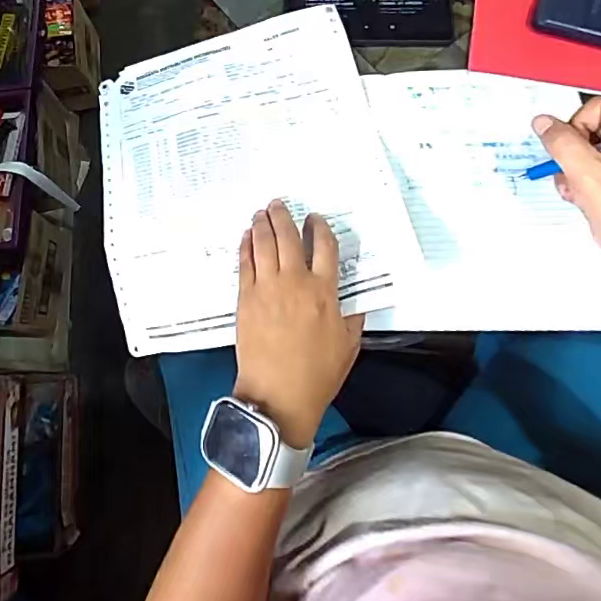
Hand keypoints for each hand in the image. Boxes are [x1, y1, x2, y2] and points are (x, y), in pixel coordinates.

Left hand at [232, 200, 362, 447]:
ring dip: (263, 224)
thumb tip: (355, 300)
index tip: (315, 219)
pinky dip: (245, 246)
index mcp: (324, 292)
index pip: (325, 247)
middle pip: (289, 237)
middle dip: (284, 216)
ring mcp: (268, 288)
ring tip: (262, 212)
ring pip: (264, 245)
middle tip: (280, 204)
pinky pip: (245, 263)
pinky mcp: (246, 298)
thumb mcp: (348, 345)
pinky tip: (246, 237)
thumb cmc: (317, 374)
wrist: (277, 396)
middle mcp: (296, 282)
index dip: (320, 227)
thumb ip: (353, 317)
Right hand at [534, 97, 600, 277]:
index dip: (578, 128)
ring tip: (582, 192)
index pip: (599, 109)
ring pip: (585, 151)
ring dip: (573, 172)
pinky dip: (579, 183)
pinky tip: (583, 199)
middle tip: (576, 175)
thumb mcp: (589, 175)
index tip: (572, 153)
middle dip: (574, 155)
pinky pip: (588, 169)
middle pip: (589, 129)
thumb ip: (562, 143)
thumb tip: (543, 122)